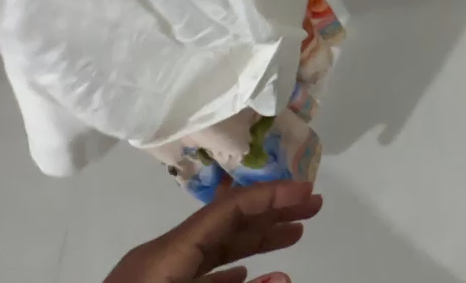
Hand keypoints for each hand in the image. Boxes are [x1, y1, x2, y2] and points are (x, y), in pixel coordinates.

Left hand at [102, 180, 323, 282]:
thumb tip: (284, 276)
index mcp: (164, 257)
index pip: (227, 209)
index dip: (270, 196)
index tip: (308, 192)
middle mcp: (157, 261)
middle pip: (223, 224)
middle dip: (270, 215)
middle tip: (315, 207)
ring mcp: (150, 282)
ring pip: (211, 250)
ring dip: (254, 242)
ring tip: (294, 236)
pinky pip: (196, 276)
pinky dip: (228, 272)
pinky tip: (249, 278)